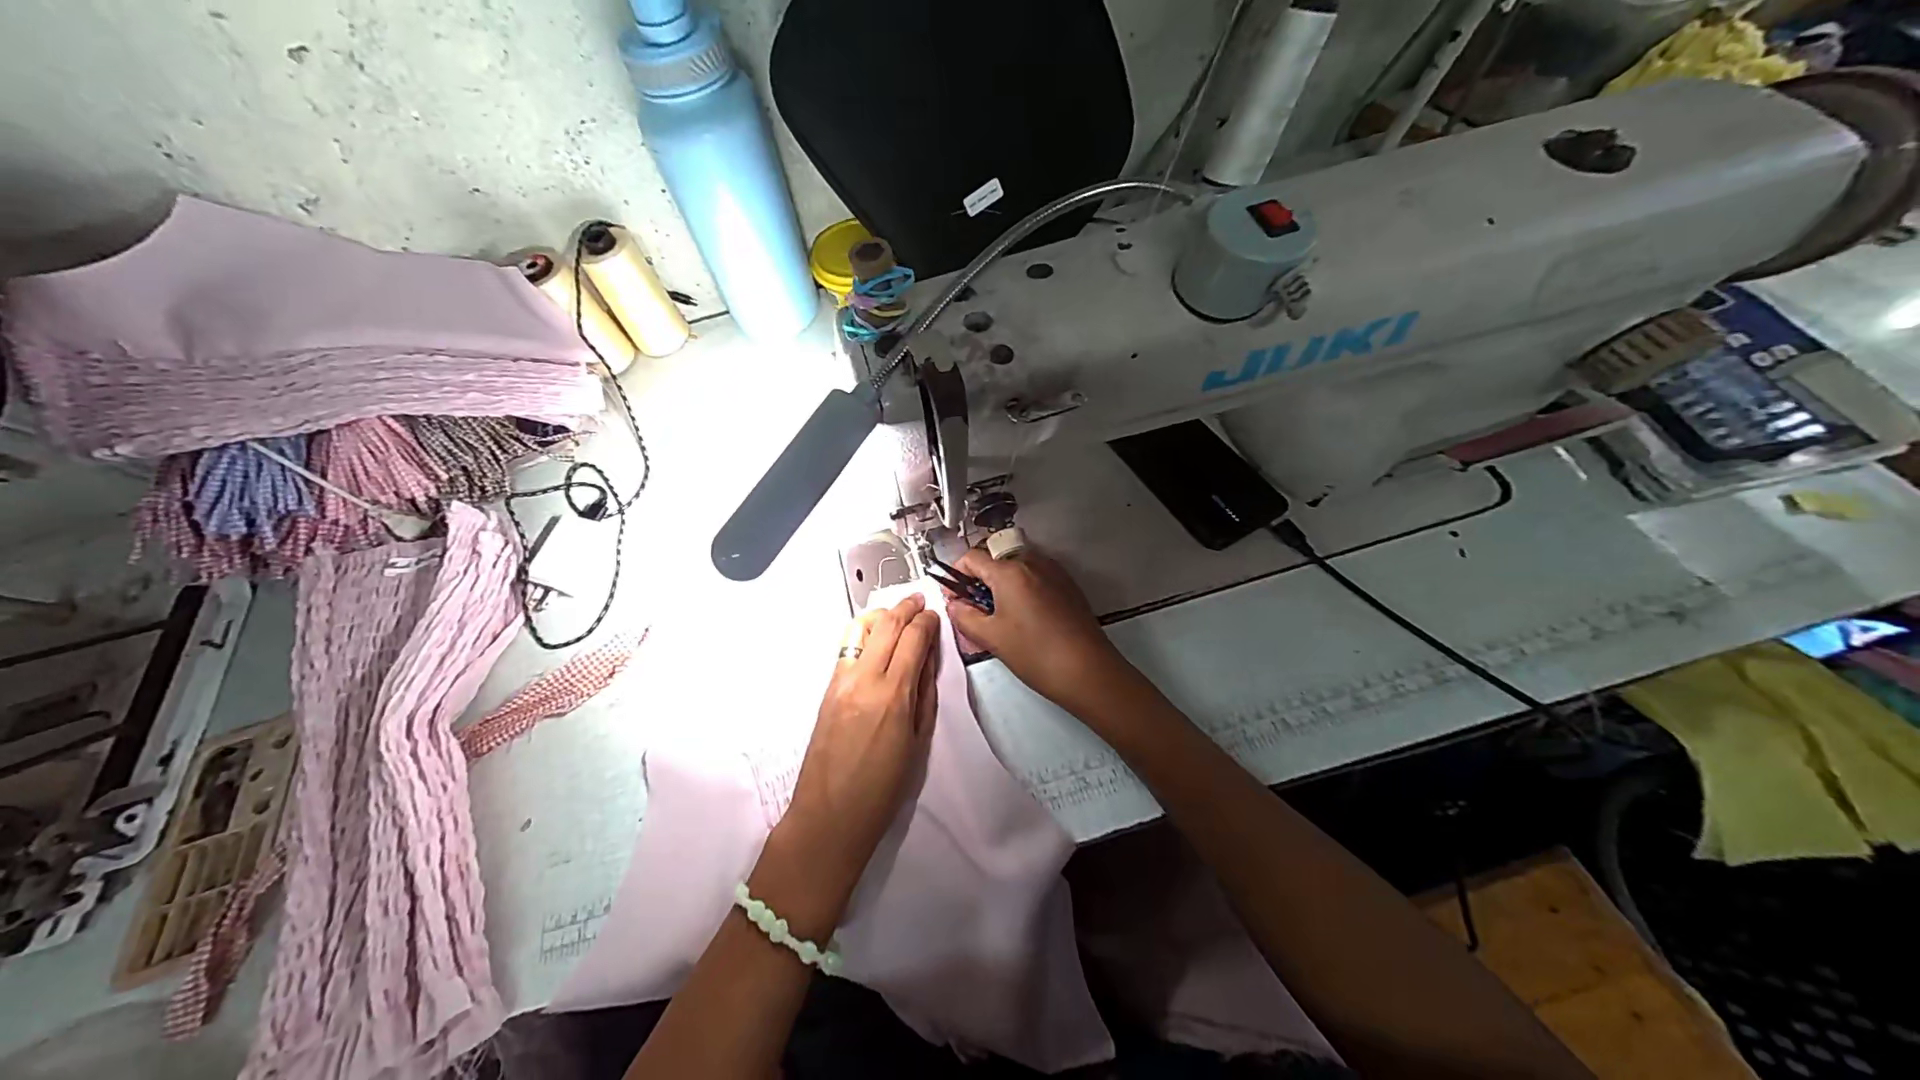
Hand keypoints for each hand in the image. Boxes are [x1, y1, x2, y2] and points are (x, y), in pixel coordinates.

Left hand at [778, 593, 940, 893]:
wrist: (829, 815)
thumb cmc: (883, 789)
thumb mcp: (917, 743)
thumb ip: (924, 696)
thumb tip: (928, 660)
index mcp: (893, 696)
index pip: (913, 640)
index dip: (926, 622)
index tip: (934, 615)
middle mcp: (864, 680)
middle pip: (886, 627)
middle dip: (904, 608)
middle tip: (918, 600)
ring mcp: (840, 682)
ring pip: (860, 630)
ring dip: (882, 616)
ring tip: (896, 611)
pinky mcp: (826, 690)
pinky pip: (846, 648)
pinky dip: (863, 634)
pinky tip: (874, 636)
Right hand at [942, 548, 1136, 715]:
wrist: (1087, 670)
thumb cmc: (1039, 654)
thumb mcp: (991, 637)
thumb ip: (964, 616)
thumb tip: (955, 606)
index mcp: (1009, 572)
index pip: (971, 558)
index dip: (956, 575)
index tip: (954, 595)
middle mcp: (1032, 563)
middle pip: (995, 560)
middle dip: (979, 580)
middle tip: (973, 607)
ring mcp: (1053, 573)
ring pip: (1016, 568)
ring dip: (1001, 584)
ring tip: (998, 616)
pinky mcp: (1067, 586)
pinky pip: (1036, 577)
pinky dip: (1023, 590)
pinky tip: (1023, 619)